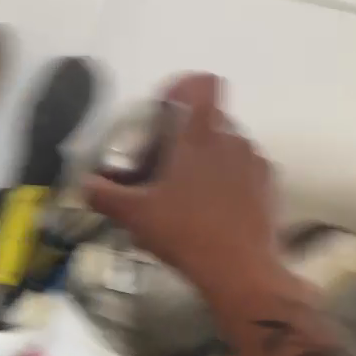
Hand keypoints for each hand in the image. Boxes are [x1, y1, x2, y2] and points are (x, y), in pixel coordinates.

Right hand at [83, 74, 286, 307]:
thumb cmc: (183, 231)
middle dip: (181, 137)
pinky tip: (206, 212)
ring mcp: (256, 162)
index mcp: (199, 136)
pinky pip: (241, 169)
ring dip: (201, 161)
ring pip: (224, 146)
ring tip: (181, 196)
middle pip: (207, 120)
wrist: (240, 270)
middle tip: (157, 169)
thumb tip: (85, 183)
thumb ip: (102, 194)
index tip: (162, 114)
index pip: (202, 86)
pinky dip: (222, 181)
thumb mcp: (131, 215)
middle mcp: (233, 139)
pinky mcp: (270, 186)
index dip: (182, 90)